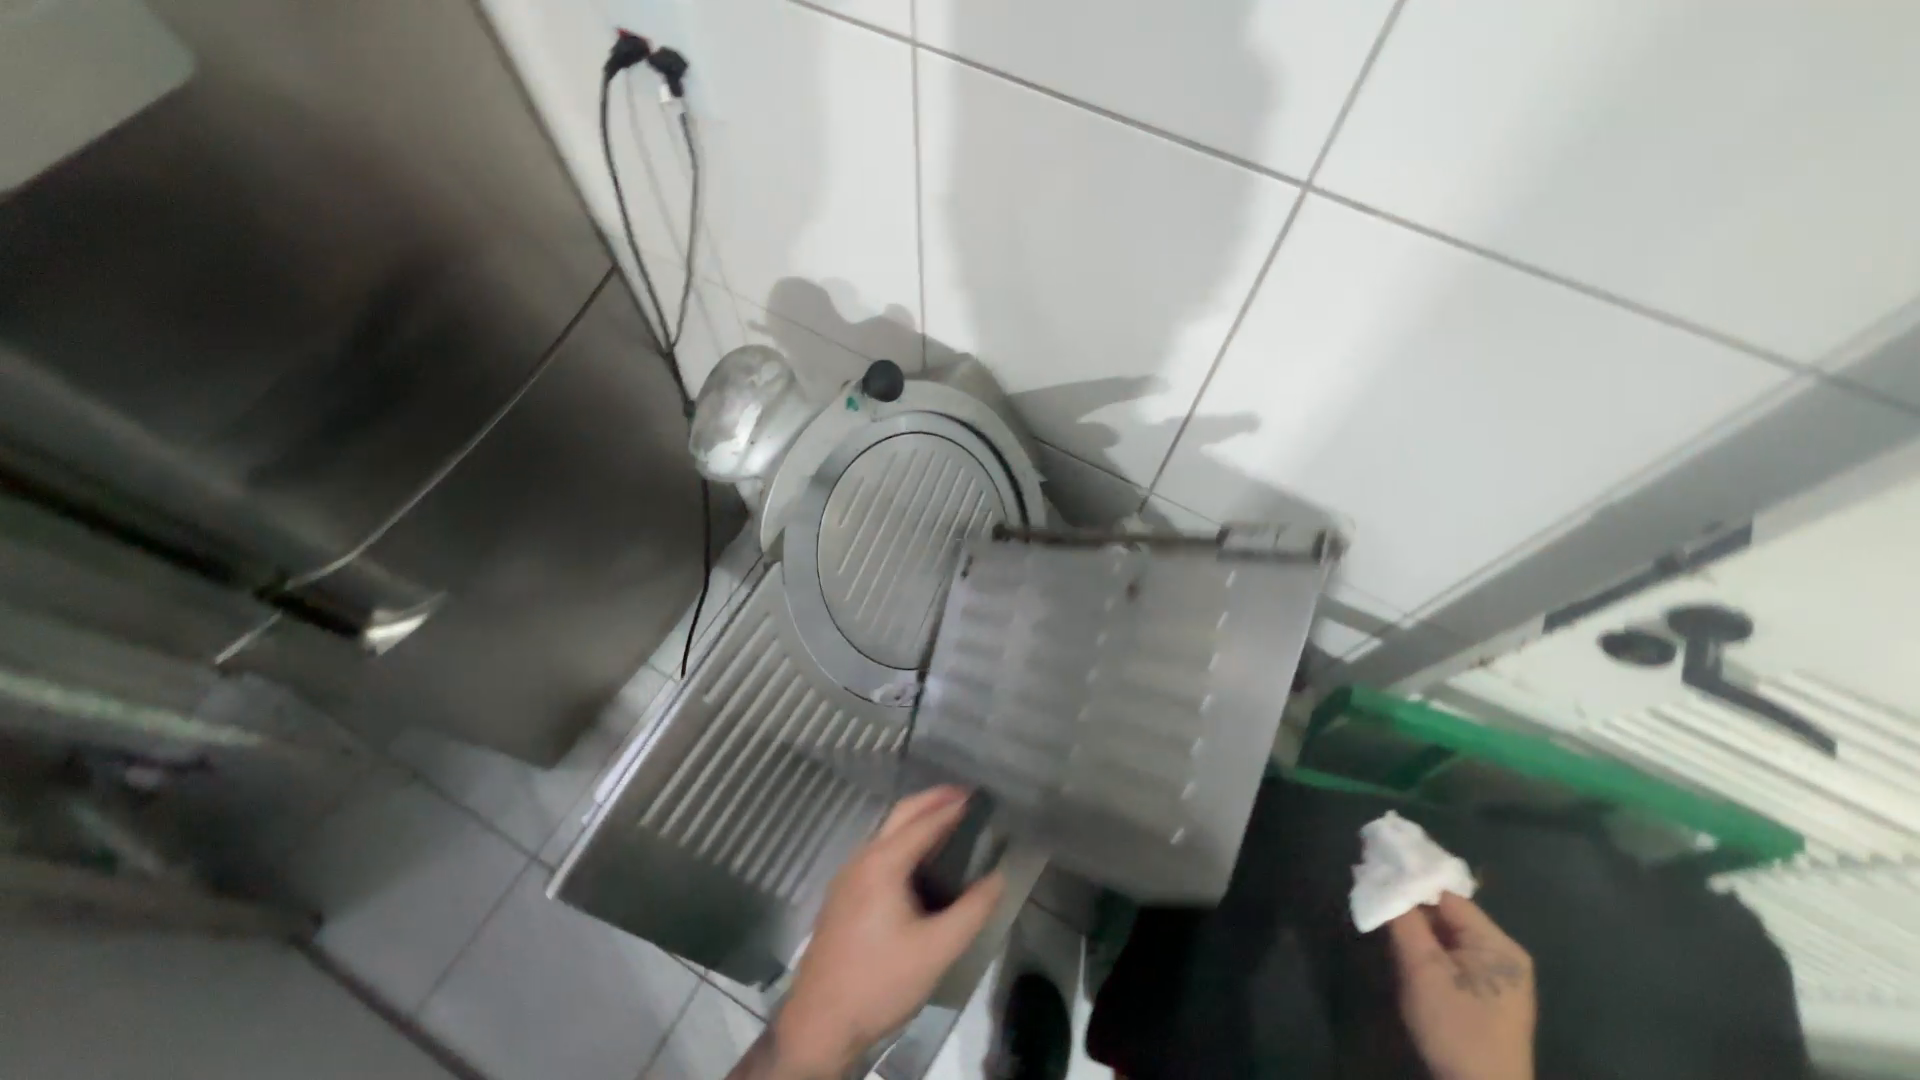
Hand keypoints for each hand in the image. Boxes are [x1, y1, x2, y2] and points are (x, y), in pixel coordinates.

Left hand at [770, 787, 1005, 1077]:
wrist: (820, 1022)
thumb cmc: (880, 982)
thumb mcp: (937, 950)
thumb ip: (972, 910)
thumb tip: (998, 877)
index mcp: (882, 864)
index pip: (924, 823)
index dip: (954, 808)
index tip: (981, 796)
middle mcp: (861, 860)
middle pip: (900, 816)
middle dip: (933, 801)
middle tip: (966, 798)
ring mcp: (847, 877)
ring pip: (886, 834)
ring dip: (917, 821)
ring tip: (951, 825)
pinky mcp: (842, 896)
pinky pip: (877, 854)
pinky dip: (903, 842)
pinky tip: (921, 864)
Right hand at [1386, 893, 1535, 1079]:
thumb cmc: (1454, 1029)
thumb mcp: (1421, 971)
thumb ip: (1404, 921)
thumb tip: (1386, 880)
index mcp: (1498, 944)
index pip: (1447, 896)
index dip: (1411, 884)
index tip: (1375, 876)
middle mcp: (1505, 955)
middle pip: (1449, 916)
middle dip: (1412, 913)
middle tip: (1375, 908)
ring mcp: (1501, 979)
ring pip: (1449, 939)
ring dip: (1419, 936)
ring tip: (1387, 935)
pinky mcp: (1492, 998)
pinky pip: (1456, 961)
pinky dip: (1431, 955)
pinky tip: (1410, 964)